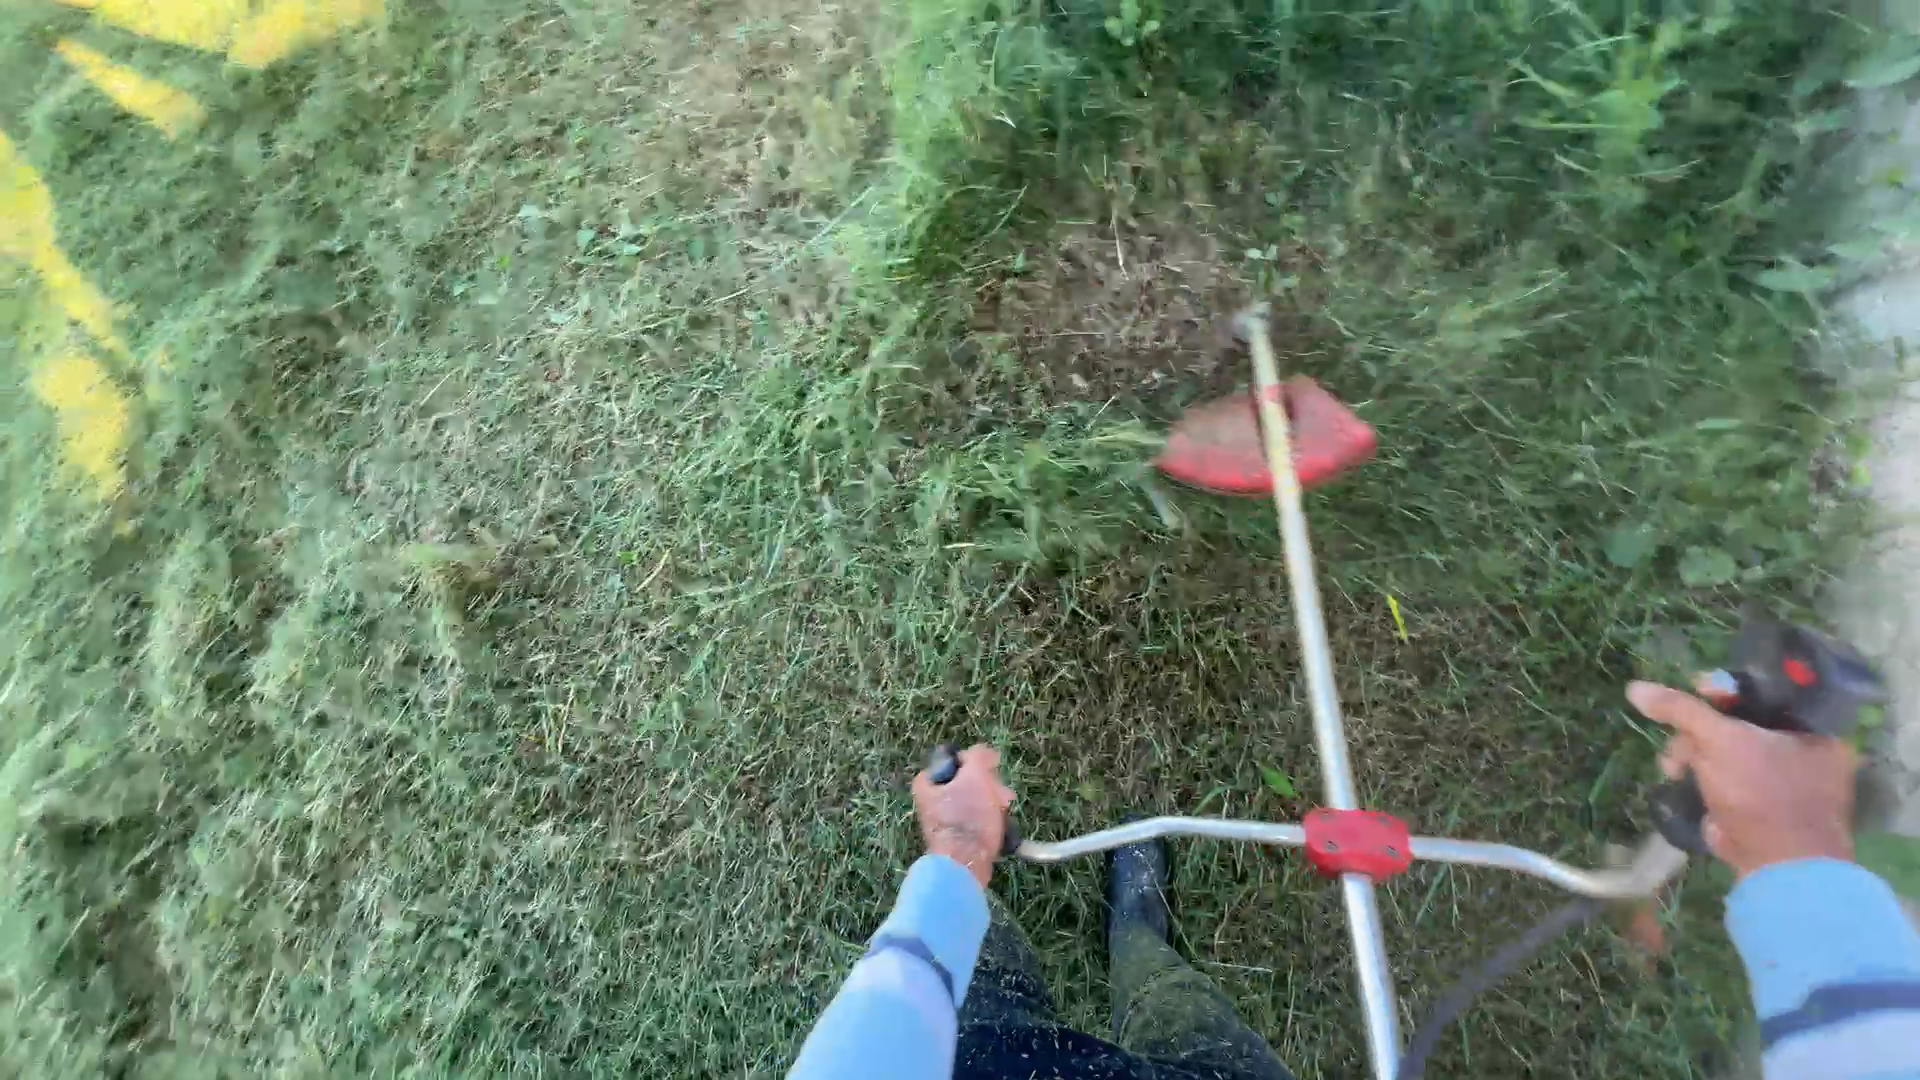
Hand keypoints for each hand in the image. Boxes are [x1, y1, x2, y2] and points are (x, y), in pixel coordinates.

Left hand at [912, 744, 1015, 887]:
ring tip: (1005, 810)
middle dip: (990, 785)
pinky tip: (1000, 823)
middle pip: (967, 779)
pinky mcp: (955, 835)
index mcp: (927, 782)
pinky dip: (988, 817)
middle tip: (1004, 795)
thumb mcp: (975, 776)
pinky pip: (974, 817)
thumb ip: (978, 755)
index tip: (992, 773)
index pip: (957, 760)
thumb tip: (984, 752)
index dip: (977, 765)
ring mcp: (943, 819)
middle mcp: (930, 799)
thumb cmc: (968, 817)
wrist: (966, 865)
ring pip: (974, 798)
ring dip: (993, 800)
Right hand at [1628, 680, 1857, 876]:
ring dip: (1686, 752)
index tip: (1695, 691)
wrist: (1774, 858)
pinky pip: (1715, 768)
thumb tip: (1634, 687)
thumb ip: (1680, 709)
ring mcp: (1775, 776)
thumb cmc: (1762, 791)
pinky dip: (1694, 770)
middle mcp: (1799, 751)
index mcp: (1811, 733)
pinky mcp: (1752, 795)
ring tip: (1674, 768)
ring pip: (1715, 744)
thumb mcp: (1720, 740)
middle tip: (1680, 740)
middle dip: (1694, 730)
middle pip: (1730, 720)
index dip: (1724, 690)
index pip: (1762, 695)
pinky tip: (1678, 778)